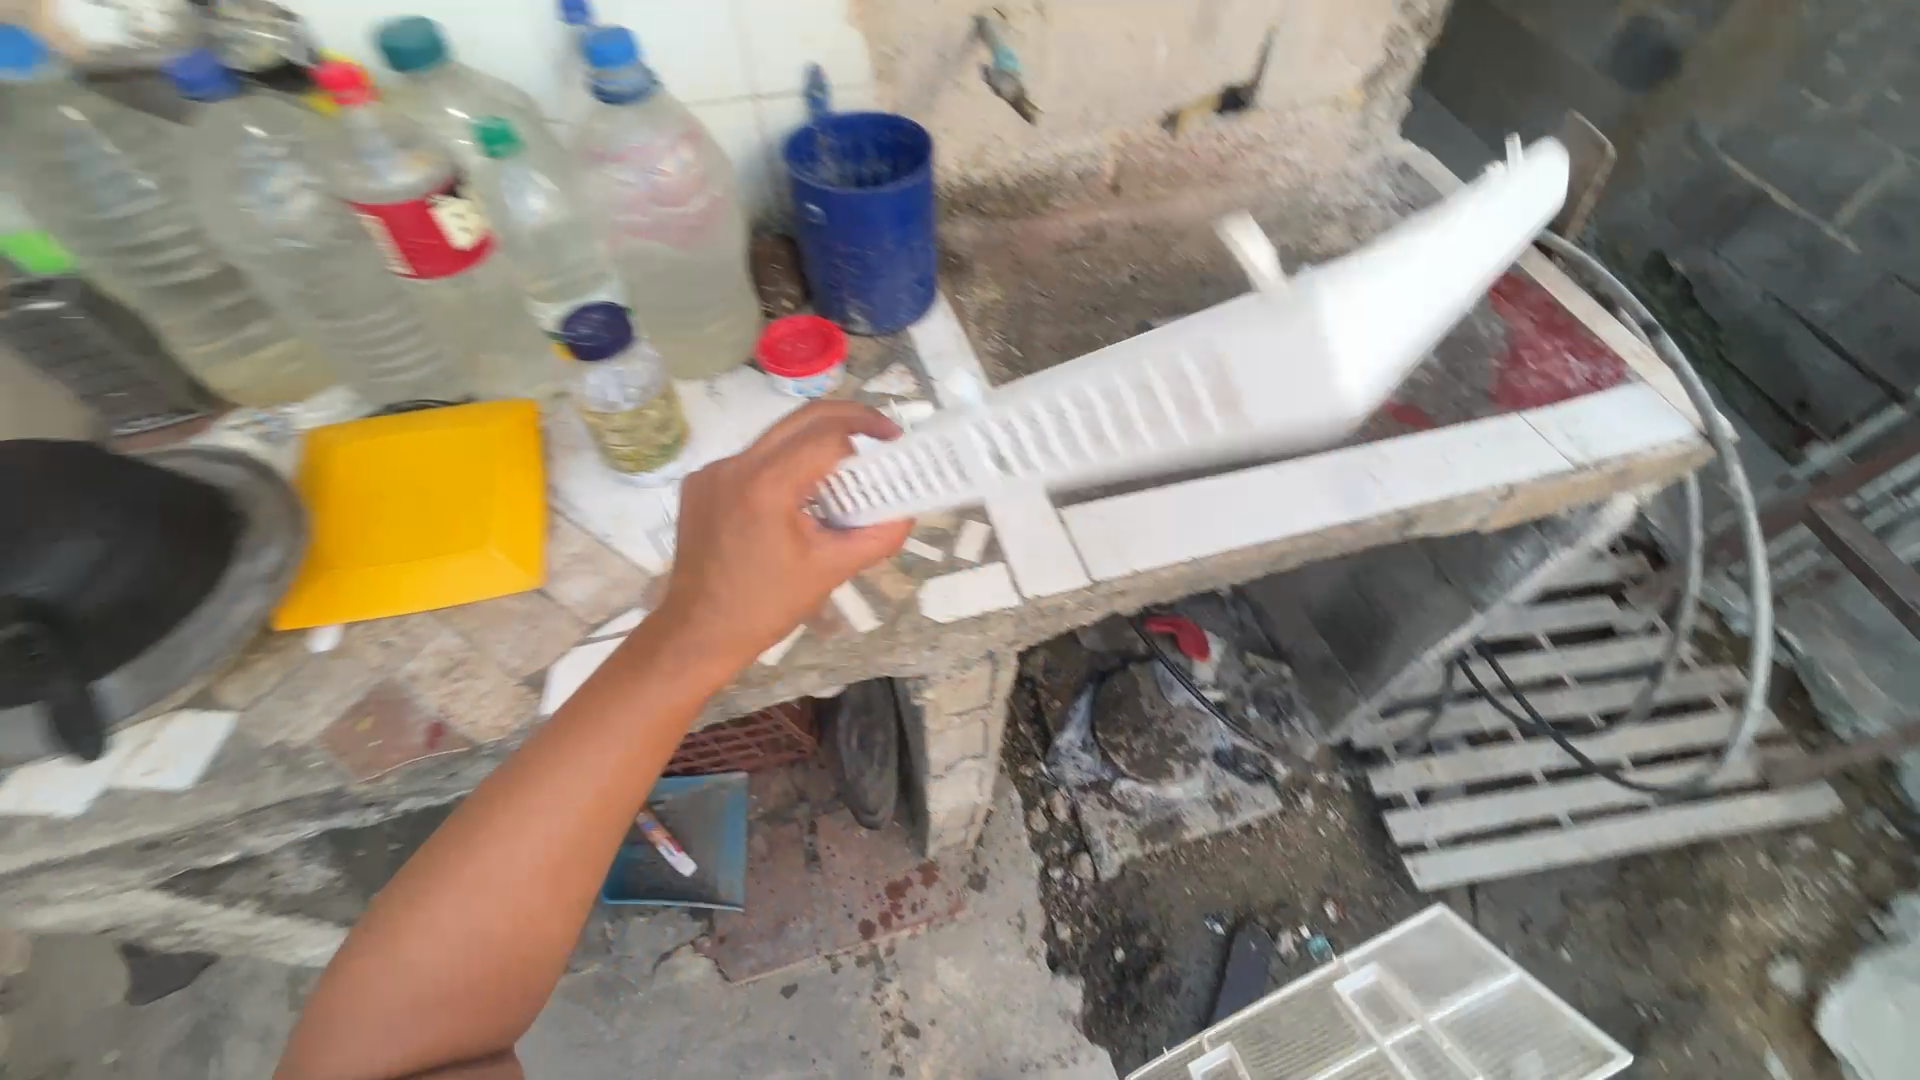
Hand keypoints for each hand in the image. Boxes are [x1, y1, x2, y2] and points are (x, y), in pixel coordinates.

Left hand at [649, 402, 914, 671]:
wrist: (699, 631)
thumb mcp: (832, 571)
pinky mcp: (701, 482)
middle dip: (848, 418)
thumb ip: (878, 537)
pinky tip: (796, 498)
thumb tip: (907, 512)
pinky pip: (752, 459)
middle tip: (882, 432)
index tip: (893, 446)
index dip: (866, 435)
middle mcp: (735, 465)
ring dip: (814, 442)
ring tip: (844, 470)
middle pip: (801, 418)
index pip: (828, 436)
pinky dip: (782, 465)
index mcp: (767, 486)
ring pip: (776, 436)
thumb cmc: (767, 606)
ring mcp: (713, 471)